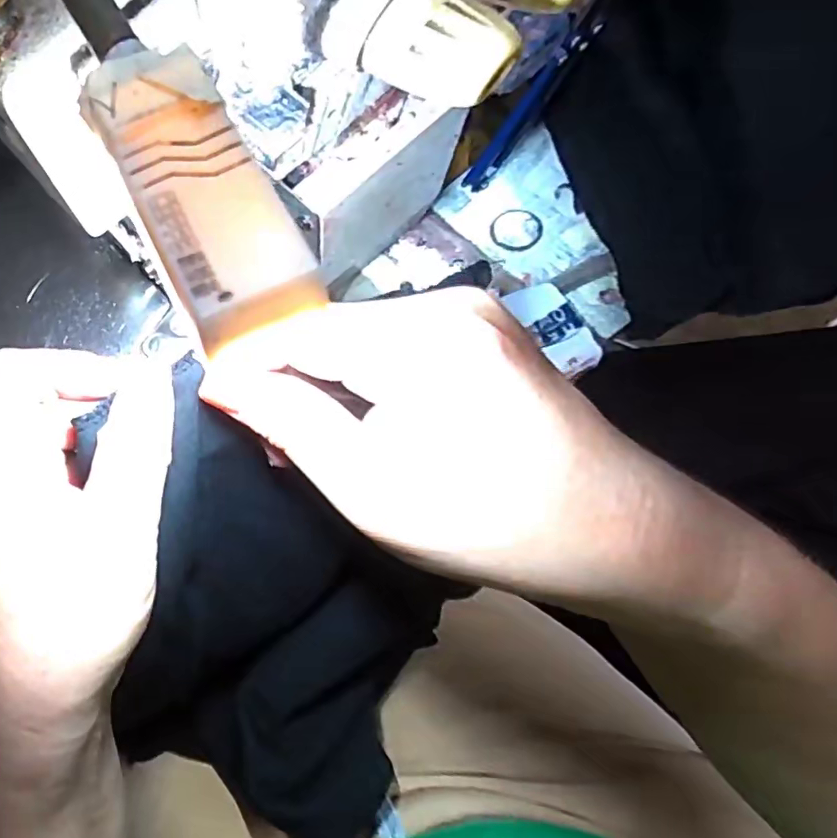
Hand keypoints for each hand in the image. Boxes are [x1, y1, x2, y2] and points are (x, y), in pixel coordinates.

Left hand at [0, 349, 173, 725]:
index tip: (130, 393)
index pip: (16, 369)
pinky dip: (75, 459)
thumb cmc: (74, 618)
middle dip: (87, 397)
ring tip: (128, 466)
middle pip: (26, 396)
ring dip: (86, 431)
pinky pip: (36, 463)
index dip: (75, 366)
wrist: (35, 707)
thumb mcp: (121, 523)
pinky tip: (105, 494)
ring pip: (35, 430)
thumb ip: (138, 441)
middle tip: (141, 430)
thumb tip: (150, 374)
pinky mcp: (1, 520)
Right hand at [201, 288, 718, 618]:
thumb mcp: (368, 486)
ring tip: (307, 435)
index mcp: (421, 339)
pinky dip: (364, 377)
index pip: (299, 335)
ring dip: (324, 380)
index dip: (246, 365)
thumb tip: (224, 385)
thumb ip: (288, 423)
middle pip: (329, 332)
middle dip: (288, 379)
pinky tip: (358, 417)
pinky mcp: (482, 327)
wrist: (627, 533)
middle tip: (262, 436)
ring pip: (358, 336)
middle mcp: (446, 303)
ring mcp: (471, 310)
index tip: (209, 400)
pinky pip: (395, 342)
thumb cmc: (489, 522)